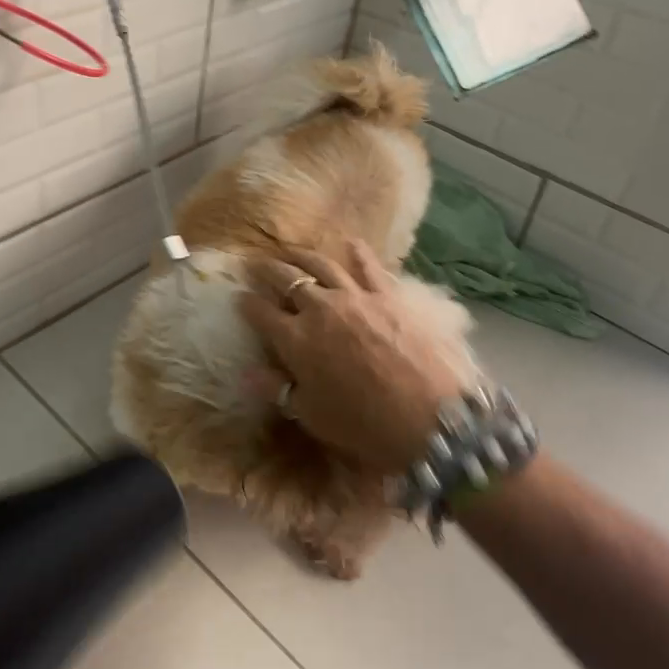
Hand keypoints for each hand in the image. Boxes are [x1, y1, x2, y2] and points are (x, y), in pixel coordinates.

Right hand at [238, 240, 468, 472]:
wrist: (429, 416)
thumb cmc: (364, 424)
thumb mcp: (312, 415)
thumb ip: (277, 389)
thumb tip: (246, 372)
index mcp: (295, 340)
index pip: (261, 313)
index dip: (247, 304)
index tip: (239, 297)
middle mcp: (320, 309)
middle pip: (286, 280)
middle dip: (267, 271)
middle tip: (255, 264)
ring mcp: (355, 297)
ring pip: (321, 266)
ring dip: (302, 256)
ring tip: (290, 251)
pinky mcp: (388, 295)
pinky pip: (369, 268)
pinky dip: (358, 254)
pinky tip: (352, 244)